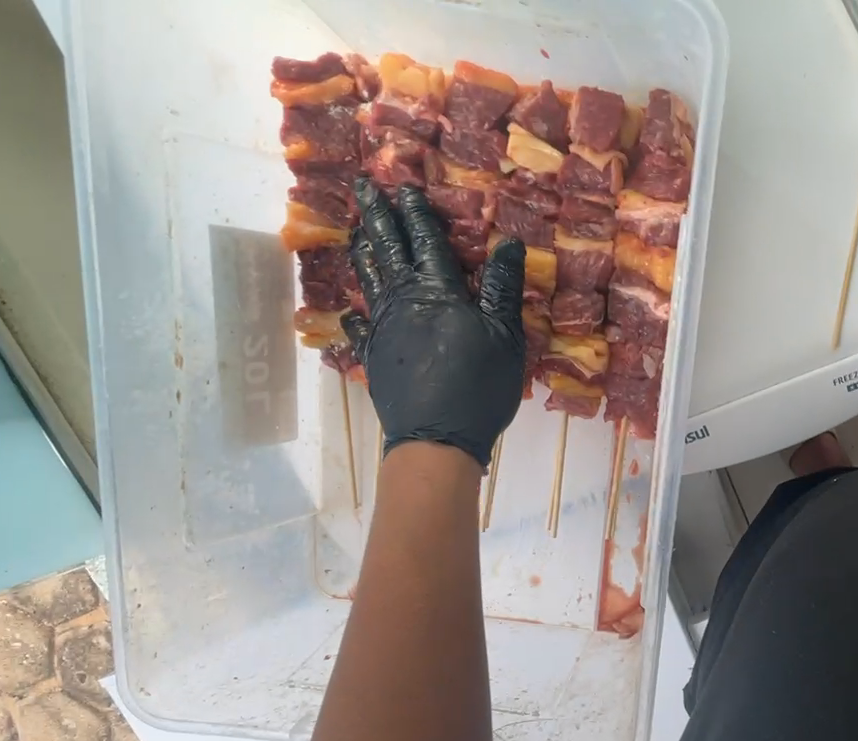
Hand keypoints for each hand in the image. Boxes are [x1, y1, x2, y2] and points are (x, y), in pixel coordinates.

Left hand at [340, 178, 525, 466]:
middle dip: (376, 216)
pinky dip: (354, 315)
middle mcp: (404, 301)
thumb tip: (507, 243)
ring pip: (369, 280)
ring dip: (362, 252)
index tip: (404, 186)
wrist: (437, 437)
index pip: (425, 242)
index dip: (416, 213)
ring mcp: (383, 329)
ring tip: (354, 231)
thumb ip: (503, 288)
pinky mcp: (374, 357)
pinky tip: (349, 311)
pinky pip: (359, 328)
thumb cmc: (480, 386)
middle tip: (362, 186)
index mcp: (439, 292)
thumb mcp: (506, 338)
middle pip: (388, 250)